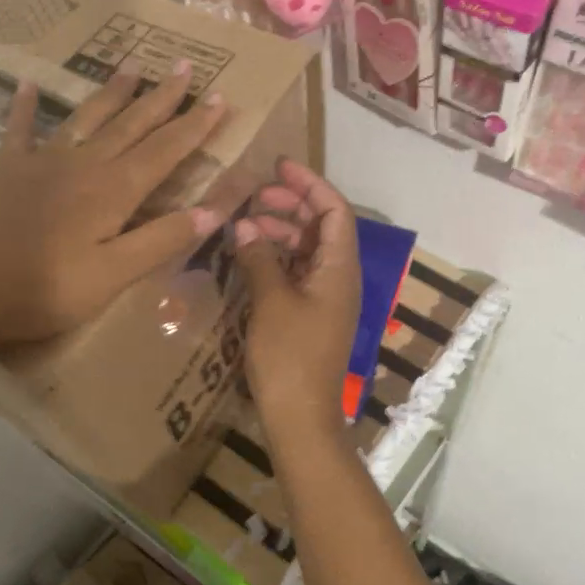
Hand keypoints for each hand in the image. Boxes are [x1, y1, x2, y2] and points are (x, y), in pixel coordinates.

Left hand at [0, 63, 225, 355]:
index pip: (166, 151)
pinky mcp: (8, 173)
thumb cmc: (45, 291)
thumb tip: (215, 210)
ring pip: (87, 118)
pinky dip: (24, 106)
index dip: (196, 126)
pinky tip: (25, 83)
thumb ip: (162, 240)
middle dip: (162, 97)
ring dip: (112, 93)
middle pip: (131, 124)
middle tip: (184, 66)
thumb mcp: (113, 275)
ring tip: (132, 66)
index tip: (222, 100)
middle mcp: (83, 164)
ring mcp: (42, 163)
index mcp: (114, 190)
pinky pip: (20, 130)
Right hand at [235, 159, 360, 444]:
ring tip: (244, 225)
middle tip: (253, 196)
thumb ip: (259, 258)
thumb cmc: (290, 357)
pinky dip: (276, 259)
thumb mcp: (271, 301)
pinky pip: (297, 274)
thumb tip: (245, 226)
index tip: (277, 166)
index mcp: (340, 268)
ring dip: (280, 232)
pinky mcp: (310, 317)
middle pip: (322, 226)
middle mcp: (339, 278)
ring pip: (307, 250)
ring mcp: (326, 299)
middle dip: (291, 205)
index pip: (334, 210)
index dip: (309, 184)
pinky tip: (248, 257)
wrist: (300, 417)